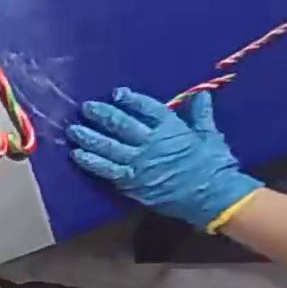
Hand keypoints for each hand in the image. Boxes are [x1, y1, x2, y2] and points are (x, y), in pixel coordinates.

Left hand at [66, 89, 262, 232]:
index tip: (117, 93)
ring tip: (72, 129)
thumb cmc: (214, 165)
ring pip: (108, 146)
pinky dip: (89, 161)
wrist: (212, 195)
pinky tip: (75, 154)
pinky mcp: (129, 181)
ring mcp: (137, 162)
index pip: (148, 109)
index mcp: (172, 129)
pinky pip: (105, 169)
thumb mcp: (210, 135)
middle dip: (102, 114)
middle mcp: (151, 143)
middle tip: (85, 107)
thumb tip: (200, 95)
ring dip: (88, 137)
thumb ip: (200, 115)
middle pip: (121, 125)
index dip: (131, 100)